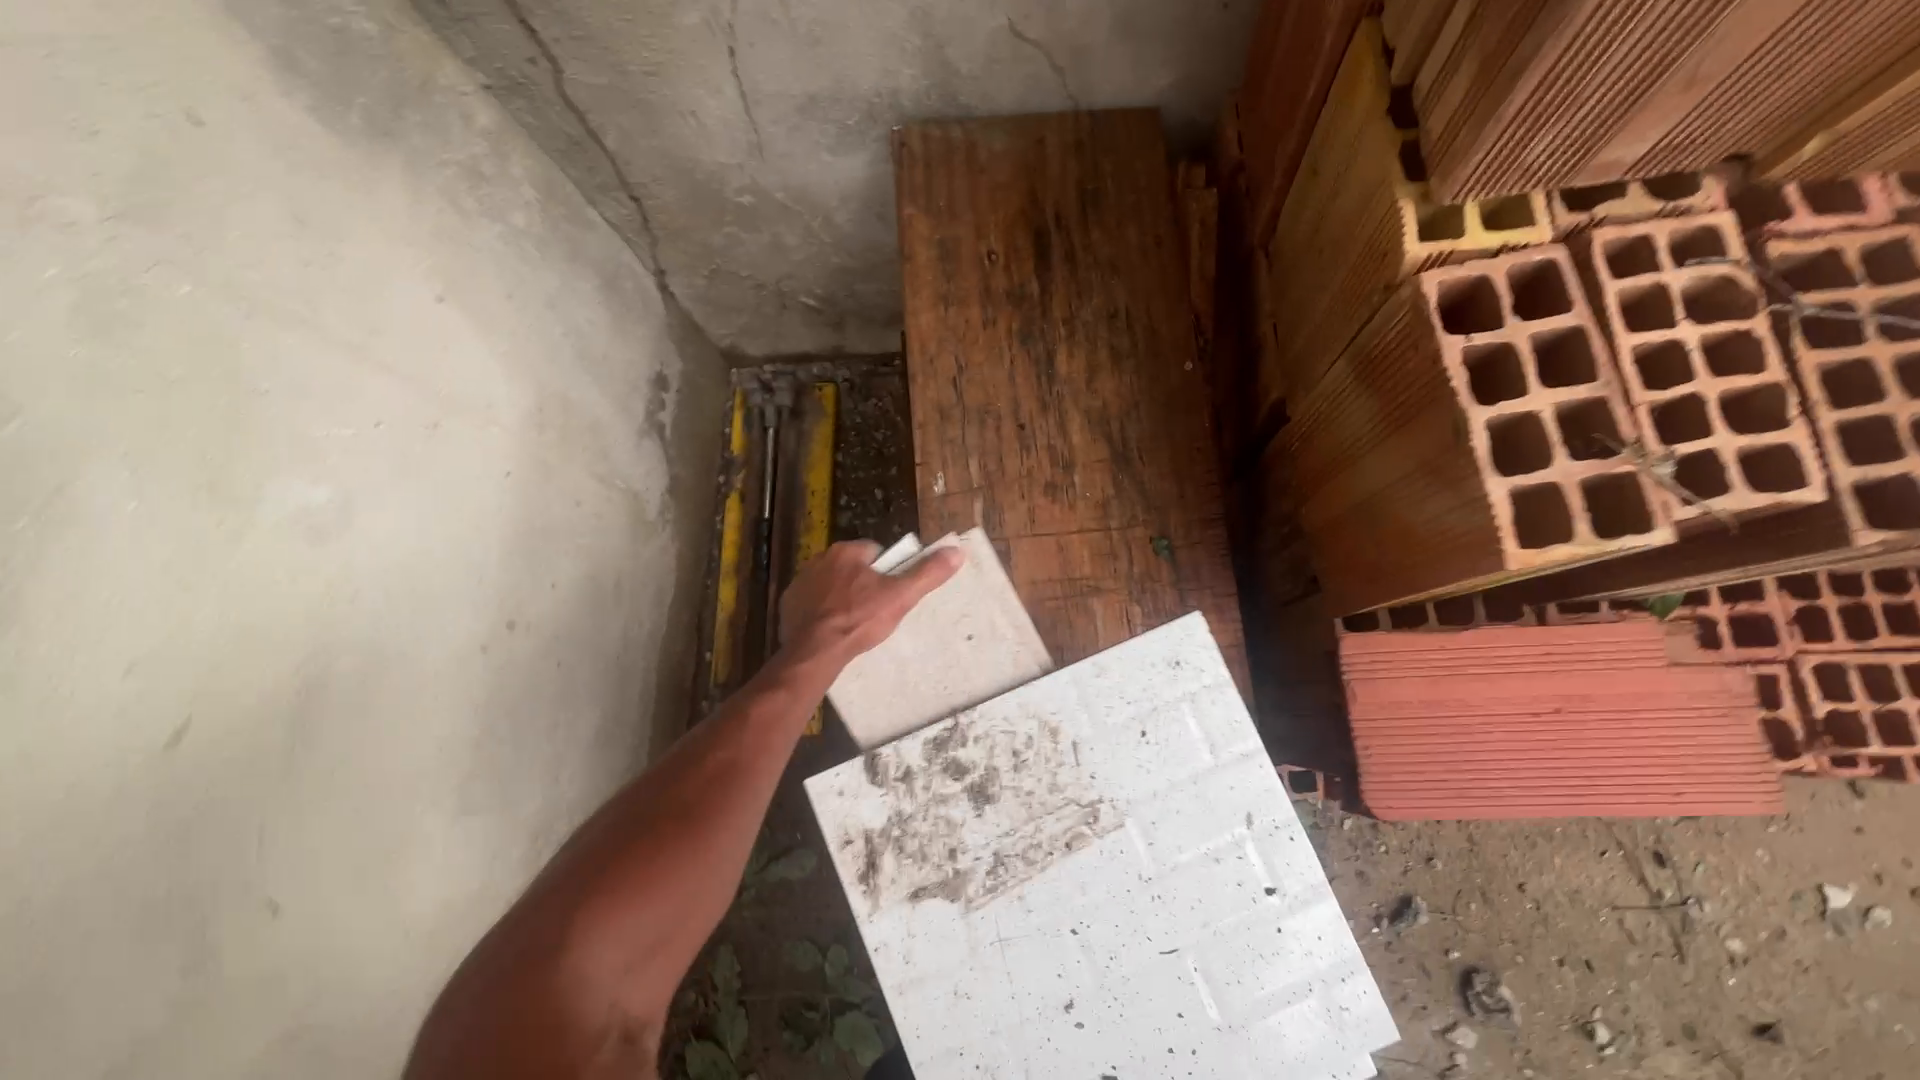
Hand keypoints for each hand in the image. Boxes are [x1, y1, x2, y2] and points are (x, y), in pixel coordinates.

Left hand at [779, 540, 963, 667]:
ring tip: (852, 623)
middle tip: (873, 611)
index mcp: (847, 551)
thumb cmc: (859, 620)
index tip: (889, 594)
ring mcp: (801, 580)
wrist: (815, 650)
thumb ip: (927, 574)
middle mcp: (820, 558)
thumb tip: (956, 552)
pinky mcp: (788, 602)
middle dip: (862, 585)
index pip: (875, 553)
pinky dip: (820, 611)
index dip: (886, 574)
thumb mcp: (901, 597)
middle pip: (852, 568)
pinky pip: (811, 601)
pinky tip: (830, 629)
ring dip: (841, 597)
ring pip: (830, 584)